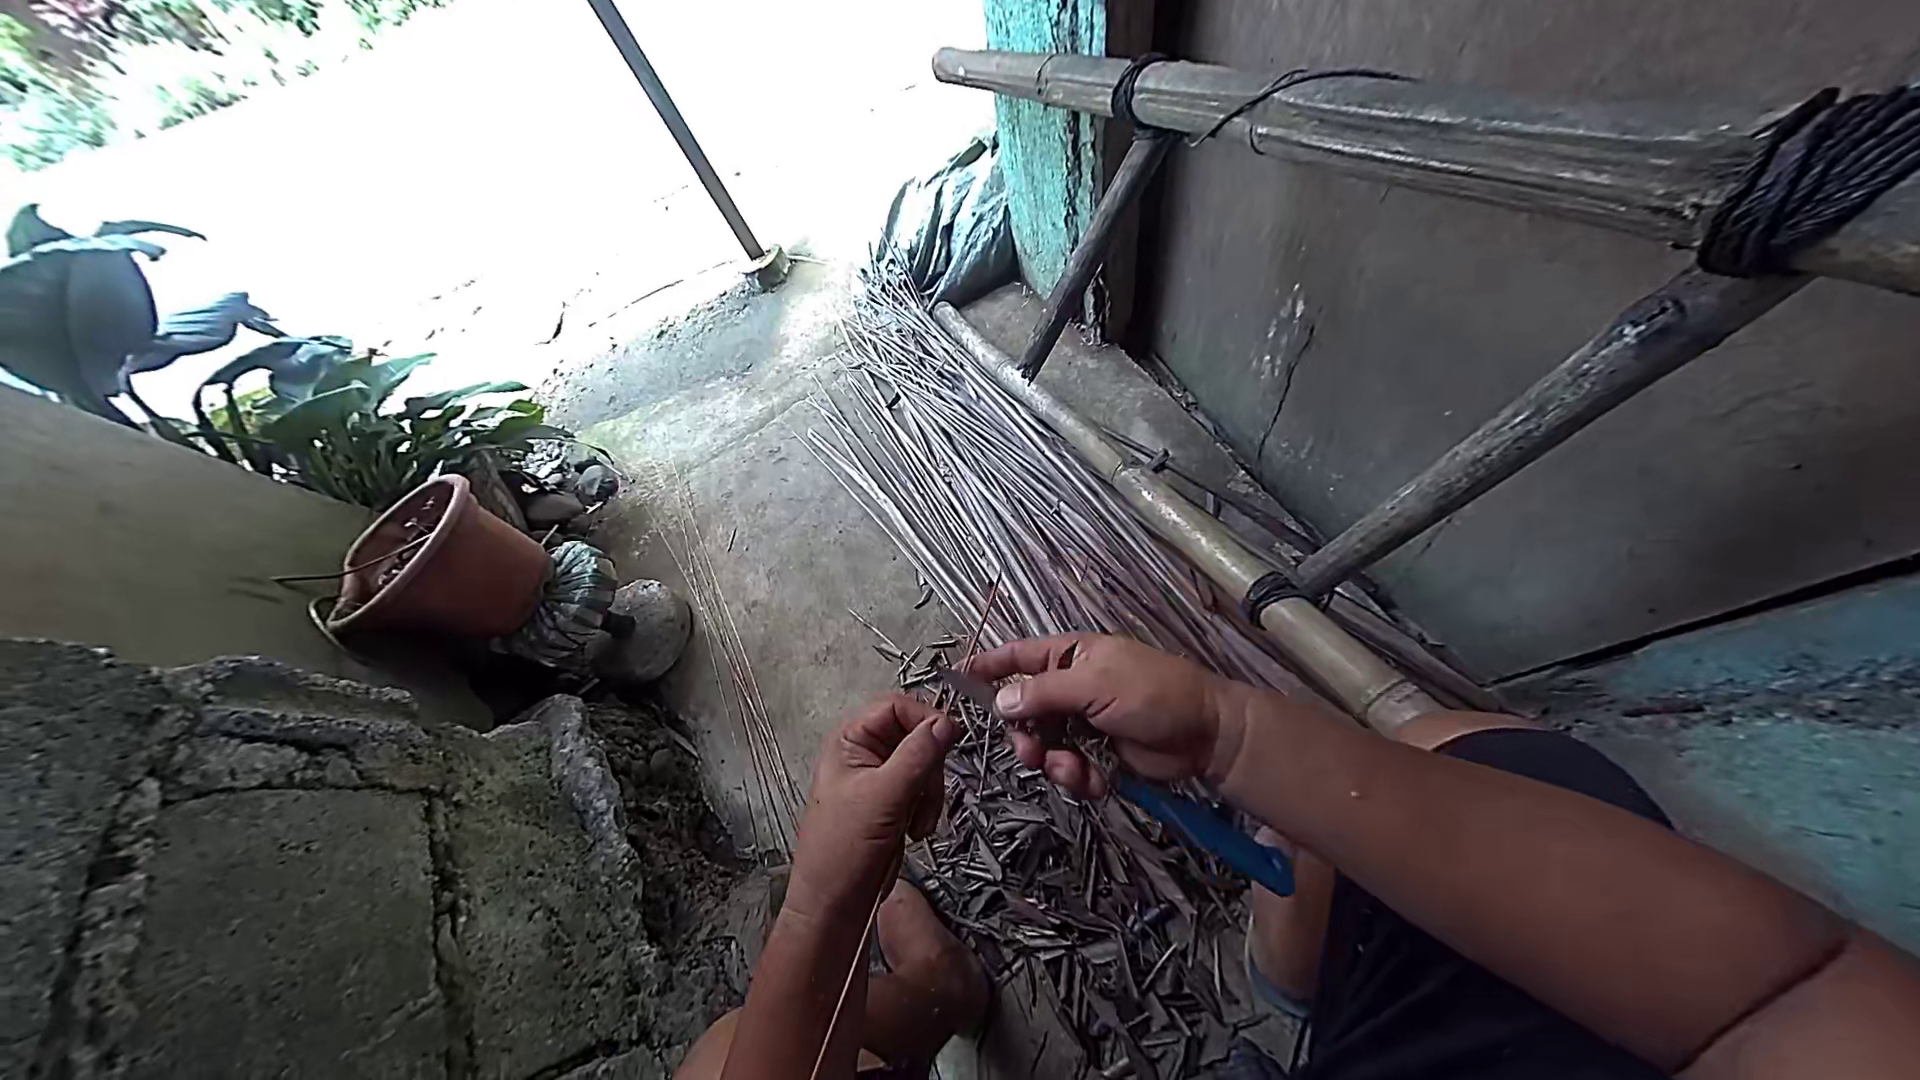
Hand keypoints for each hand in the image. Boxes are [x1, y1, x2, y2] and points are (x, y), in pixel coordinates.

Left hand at [788, 694, 957, 916]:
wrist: (837, 906)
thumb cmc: (842, 851)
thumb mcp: (884, 796)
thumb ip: (918, 755)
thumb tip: (946, 722)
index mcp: (849, 739)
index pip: (896, 707)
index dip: (925, 718)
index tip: (949, 737)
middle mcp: (865, 751)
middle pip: (917, 733)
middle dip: (929, 767)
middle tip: (926, 793)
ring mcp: (881, 775)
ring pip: (926, 761)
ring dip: (930, 792)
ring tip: (917, 820)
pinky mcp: (895, 798)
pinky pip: (925, 786)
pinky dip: (928, 806)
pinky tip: (915, 828)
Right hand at [964, 634, 1244, 799]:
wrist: (1205, 734)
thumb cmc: (1152, 693)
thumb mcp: (1095, 685)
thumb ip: (1044, 693)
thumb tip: (1000, 701)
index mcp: (1069, 656)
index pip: (1018, 656)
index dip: (989, 665)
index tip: (958, 676)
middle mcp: (1071, 687)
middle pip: (1025, 711)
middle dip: (1025, 736)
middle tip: (1032, 752)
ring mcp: (1083, 722)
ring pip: (1044, 745)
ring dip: (1053, 763)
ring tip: (1074, 771)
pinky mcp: (1097, 753)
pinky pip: (1069, 767)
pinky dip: (1078, 778)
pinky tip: (1096, 781)